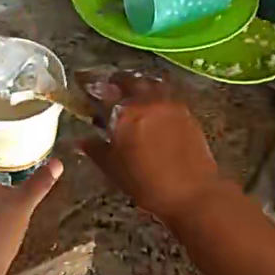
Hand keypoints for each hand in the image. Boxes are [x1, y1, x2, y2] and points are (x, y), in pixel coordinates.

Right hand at [77, 71, 229, 221]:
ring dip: (137, 85)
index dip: (90, 86)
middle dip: (115, 81)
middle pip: (128, 80)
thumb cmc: (147, 184)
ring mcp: (169, 105)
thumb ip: (96, 149)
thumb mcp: (113, 168)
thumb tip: (81, 140)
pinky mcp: (186, 113)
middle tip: (107, 88)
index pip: (101, 91)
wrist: (193, 194)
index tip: (82, 84)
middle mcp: (146, 101)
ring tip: (131, 95)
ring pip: (150, 83)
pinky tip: (151, 109)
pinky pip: (166, 94)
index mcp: (123, 113)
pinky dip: (155, 95)